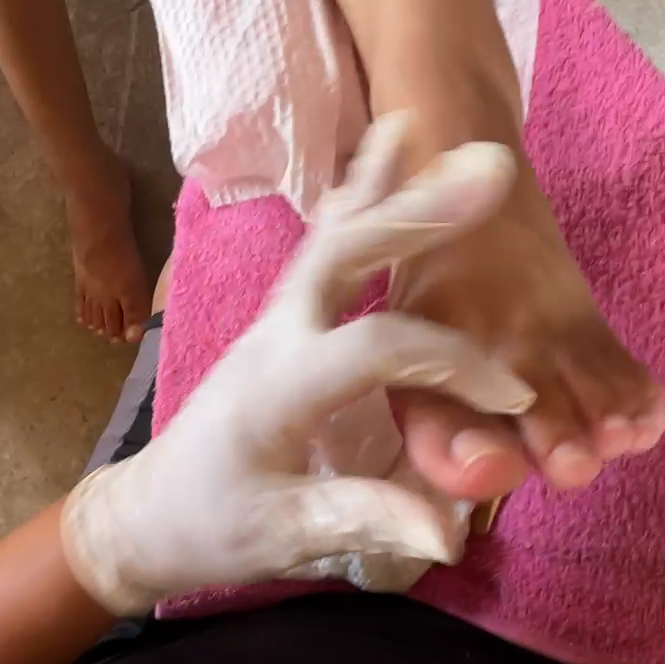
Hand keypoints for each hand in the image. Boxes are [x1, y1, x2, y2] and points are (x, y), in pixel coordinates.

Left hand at [61, 116, 536, 614]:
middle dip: (413, 214)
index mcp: (277, 387)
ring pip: (324, 244)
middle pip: (340, 257)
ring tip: (410, 127)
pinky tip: (366, 179)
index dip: (453, 364)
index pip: (376, 347)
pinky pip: (315, 259)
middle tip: (486, 167)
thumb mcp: (281, 536)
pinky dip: (347, 214)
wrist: (149, 513)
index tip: (516, 397)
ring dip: (374, 191)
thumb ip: (359, 519)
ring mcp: (270, 325)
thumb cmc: (210, 528)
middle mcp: (273, 337)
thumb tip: (449, 528)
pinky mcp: (276, 329)